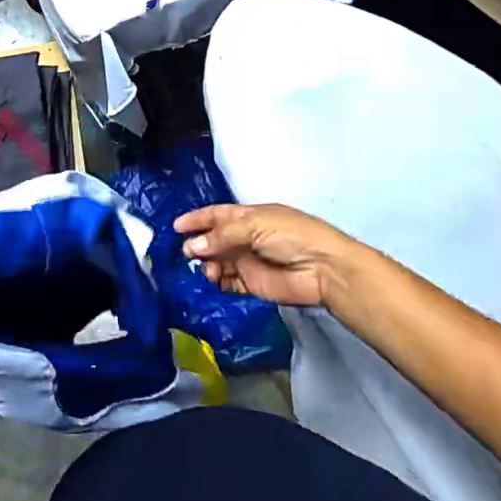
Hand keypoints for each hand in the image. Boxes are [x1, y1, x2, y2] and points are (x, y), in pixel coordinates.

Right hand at [175, 203, 360, 307]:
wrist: (324, 269)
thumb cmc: (293, 235)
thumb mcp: (256, 224)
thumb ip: (222, 235)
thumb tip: (193, 247)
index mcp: (248, 217)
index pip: (216, 215)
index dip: (197, 219)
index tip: (176, 226)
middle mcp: (245, 238)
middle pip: (214, 240)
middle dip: (198, 244)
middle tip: (187, 252)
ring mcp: (249, 262)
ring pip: (218, 262)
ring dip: (207, 264)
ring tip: (206, 269)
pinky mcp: (253, 284)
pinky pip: (228, 283)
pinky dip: (217, 282)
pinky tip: (213, 281)